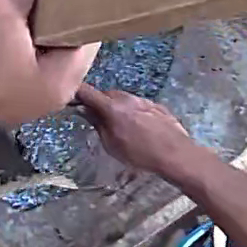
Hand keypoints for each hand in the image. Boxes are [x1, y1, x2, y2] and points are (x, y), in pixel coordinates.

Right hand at [76, 85, 207, 179]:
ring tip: (120, 125)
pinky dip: (133, 111)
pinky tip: (139, 127)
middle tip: (97, 117)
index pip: (87, 91)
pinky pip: (138, 104)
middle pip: (106, 94)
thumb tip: (86, 111)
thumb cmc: (140, 154)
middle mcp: (127, 98)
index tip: (70, 98)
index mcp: (112, 106)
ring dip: (117, 106)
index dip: (76, 92)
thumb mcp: (112, 145)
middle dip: (98, 102)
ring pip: (123, 98)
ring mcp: (143, 100)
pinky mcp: (157, 105)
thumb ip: (98, 125)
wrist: (176, 154)